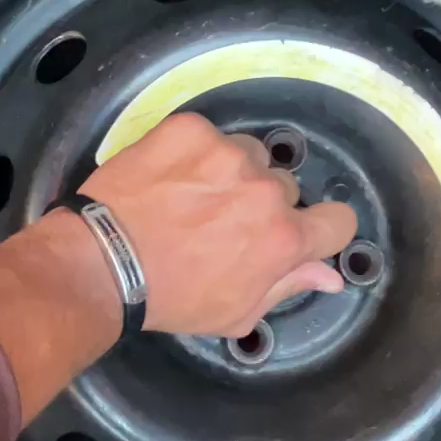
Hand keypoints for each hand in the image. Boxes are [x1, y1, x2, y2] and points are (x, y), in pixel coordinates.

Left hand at [80, 113, 357, 335]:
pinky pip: (212, 136)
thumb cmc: (170, 298)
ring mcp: (227, 153)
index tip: (303, 232)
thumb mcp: (236, 311)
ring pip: (251, 156)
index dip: (323, 229)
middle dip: (263, 204)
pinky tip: (171, 178)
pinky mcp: (191, 129)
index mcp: (282, 238)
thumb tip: (331, 274)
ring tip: (193, 197)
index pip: (339, 220)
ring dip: (233, 174)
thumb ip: (288, 285)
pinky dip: (196, 153)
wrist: (101, 261)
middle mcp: (264, 190)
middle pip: (286, 188)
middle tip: (222, 224)